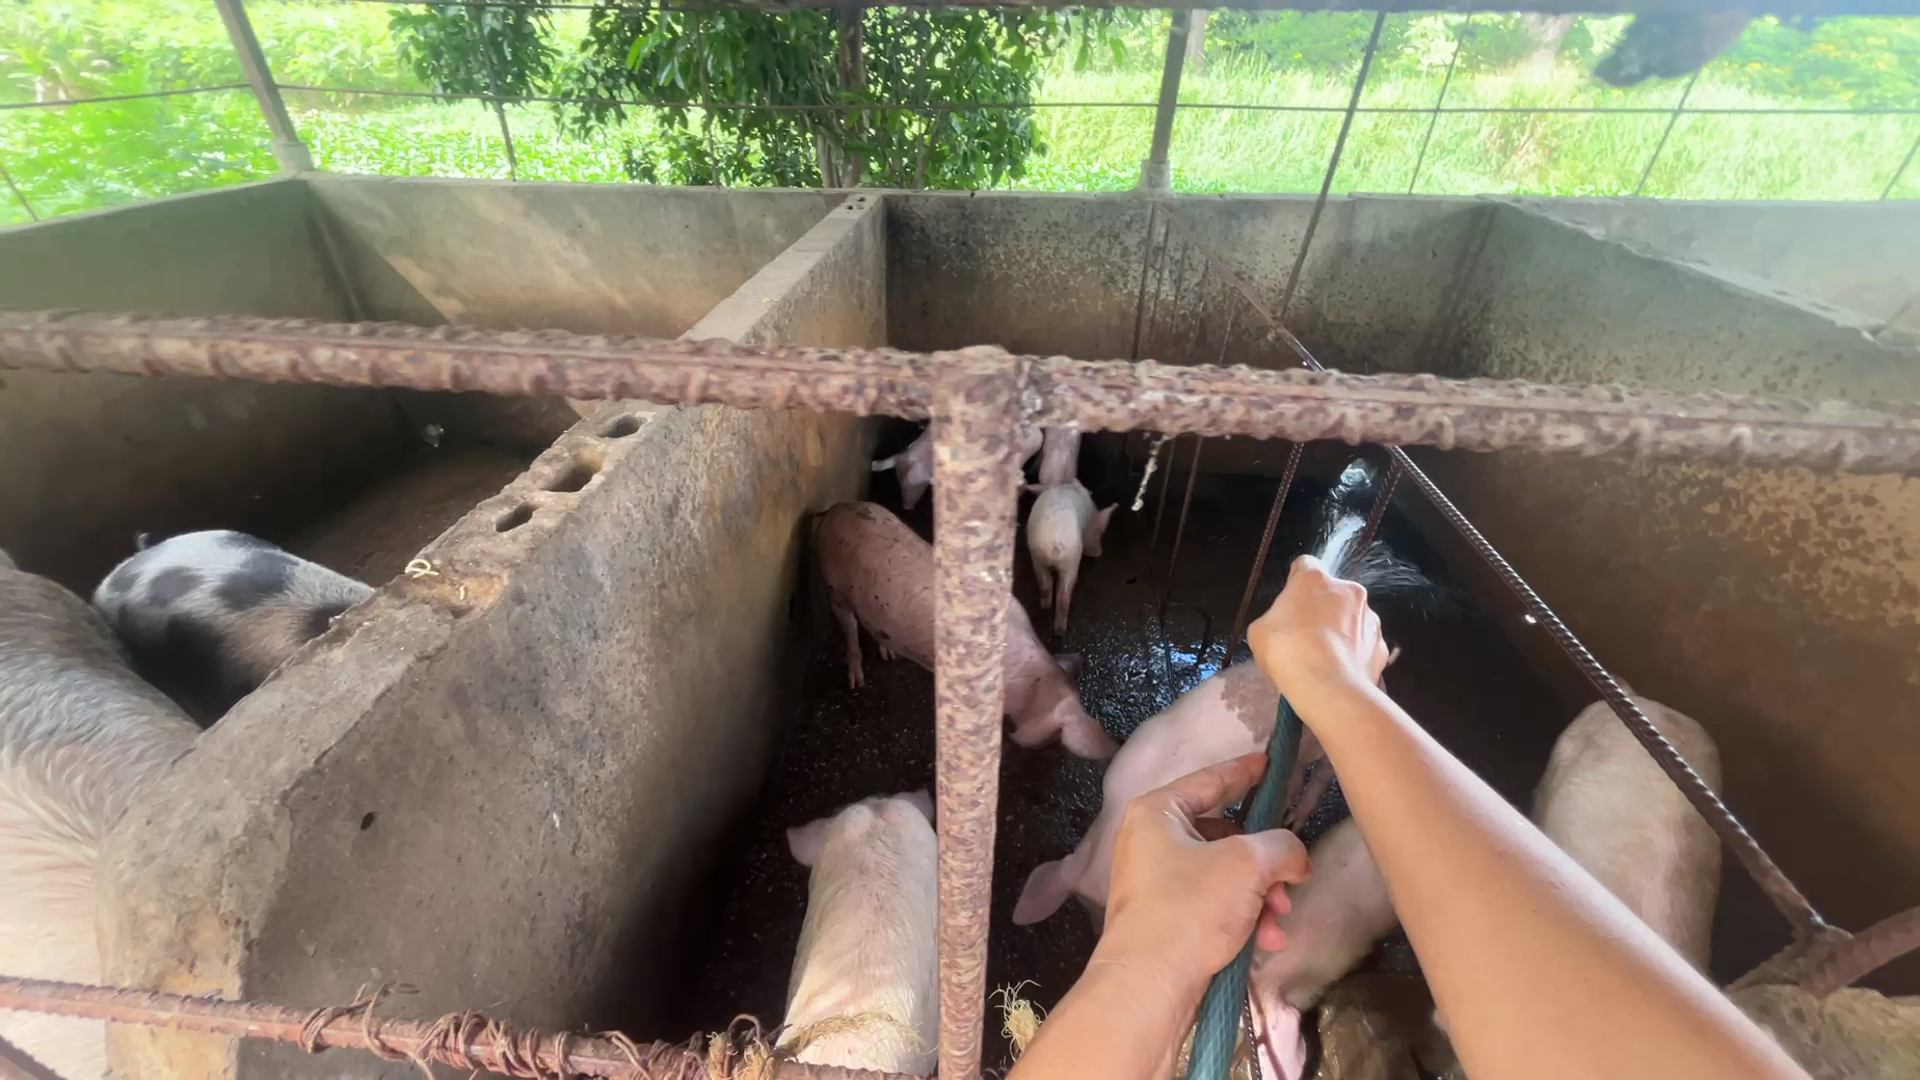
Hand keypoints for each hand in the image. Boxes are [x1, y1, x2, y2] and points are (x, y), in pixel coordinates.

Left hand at [1096, 755, 1312, 993]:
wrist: (1148, 983)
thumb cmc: (1189, 908)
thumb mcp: (1245, 865)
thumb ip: (1280, 846)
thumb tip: (1293, 855)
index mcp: (1157, 811)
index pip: (1209, 781)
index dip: (1243, 771)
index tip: (1269, 763)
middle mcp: (1151, 837)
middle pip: (1222, 833)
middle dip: (1263, 859)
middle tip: (1291, 878)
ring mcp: (1155, 876)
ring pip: (1223, 871)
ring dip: (1259, 893)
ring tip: (1278, 919)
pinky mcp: (1165, 913)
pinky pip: (1213, 901)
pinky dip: (1242, 915)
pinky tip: (1265, 941)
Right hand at [1247, 554, 1389, 705]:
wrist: (1326, 687)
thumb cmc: (1285, 650)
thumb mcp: (1260, 629)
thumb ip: (1276, 618)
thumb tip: (1287, 626)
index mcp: (1314, 579)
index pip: (1305, 565)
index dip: (1295, 582)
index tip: (1289, 602)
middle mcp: (1348, 590)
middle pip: (1332, 592)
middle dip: (1320, 608)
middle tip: (1303, 635)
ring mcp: (1370, 618)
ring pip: (1352, 618)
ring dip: (1340, 630)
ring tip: (1323, 658)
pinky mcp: (1383, 647)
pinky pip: (1364, 645)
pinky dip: (1353, 653)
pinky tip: (1339, 671)